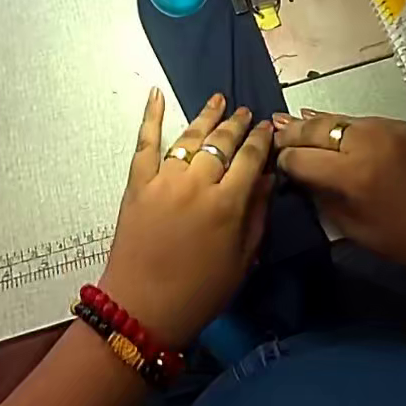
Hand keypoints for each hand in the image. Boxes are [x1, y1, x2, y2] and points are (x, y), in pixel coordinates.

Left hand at [98, 89, 273, 348]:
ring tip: (218, 100)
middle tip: (246, 112)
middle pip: (222, 142)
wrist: (141, 309)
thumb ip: (257, 214)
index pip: (251, 158)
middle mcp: (197, 183)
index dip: (261, 139)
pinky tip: (155, 95)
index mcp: (227, 203)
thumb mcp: (242, 259)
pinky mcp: (138, 183)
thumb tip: (267, 178)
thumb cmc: (200, 291)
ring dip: (206, 116)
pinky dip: (150, 117)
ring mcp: (164, 180)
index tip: (267, 128)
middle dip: (237, 124)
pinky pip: (145, 143)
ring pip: (190, 137)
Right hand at [273, 109, 405, 276]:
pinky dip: (339, 125)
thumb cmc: (405, 240)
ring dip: (312, 123)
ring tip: (287, 120)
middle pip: (315, 129)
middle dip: (291, 132)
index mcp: (353, 173)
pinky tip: (323, 122)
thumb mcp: (353, 227)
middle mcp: (366, 141)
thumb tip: (298, 173)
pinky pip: (359, 121)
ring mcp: (385, 128)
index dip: (284, 161)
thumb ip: (321, 195)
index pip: (301, 158)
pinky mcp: (399, 125)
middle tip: (270, 131)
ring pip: (336, 119)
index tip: (274, 164)